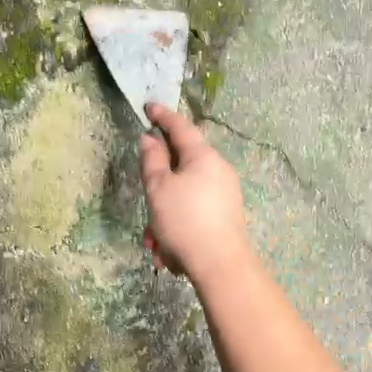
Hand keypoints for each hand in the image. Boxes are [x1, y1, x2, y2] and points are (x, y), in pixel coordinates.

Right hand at [139, 103, 251, 282]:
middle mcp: (218, 171)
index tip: (148, 106)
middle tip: (146, 201)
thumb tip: (150, 139)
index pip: (180, 127)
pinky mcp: (225, 218)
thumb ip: (152, 161)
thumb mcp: (159, 188)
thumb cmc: (185, 221)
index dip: (163, 116)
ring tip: (155, 242)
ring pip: (183, 197)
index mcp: (203, 157)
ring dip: (163, 217)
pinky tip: (168, 253)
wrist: (220, 265)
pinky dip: (176, 228)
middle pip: (181, 167)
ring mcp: (225, 195)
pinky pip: (193, 215)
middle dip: (158, 188)